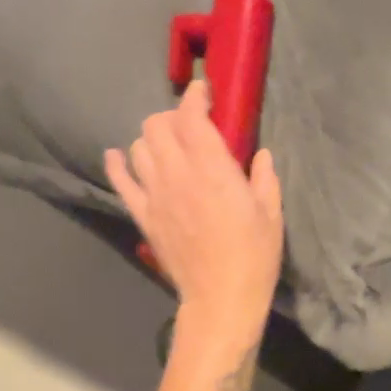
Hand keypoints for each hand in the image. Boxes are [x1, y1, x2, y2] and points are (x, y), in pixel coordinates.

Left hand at [104, 82, 283, 327]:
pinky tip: (120, 156)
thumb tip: (261, 155)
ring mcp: (155, 194)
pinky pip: (121, 179)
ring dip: (153, 139)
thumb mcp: (271, 214)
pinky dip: (118, 163)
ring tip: (167, 145)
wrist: (221, 297)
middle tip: (190, 125)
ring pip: (139, 146)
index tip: (203, 92)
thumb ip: (265, 178)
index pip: (191, 117)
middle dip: (173, 117)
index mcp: (213, 169)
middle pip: (158, 126)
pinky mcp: (143, 214)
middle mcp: (178, 174)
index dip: (194, 98)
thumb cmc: (254, 256)